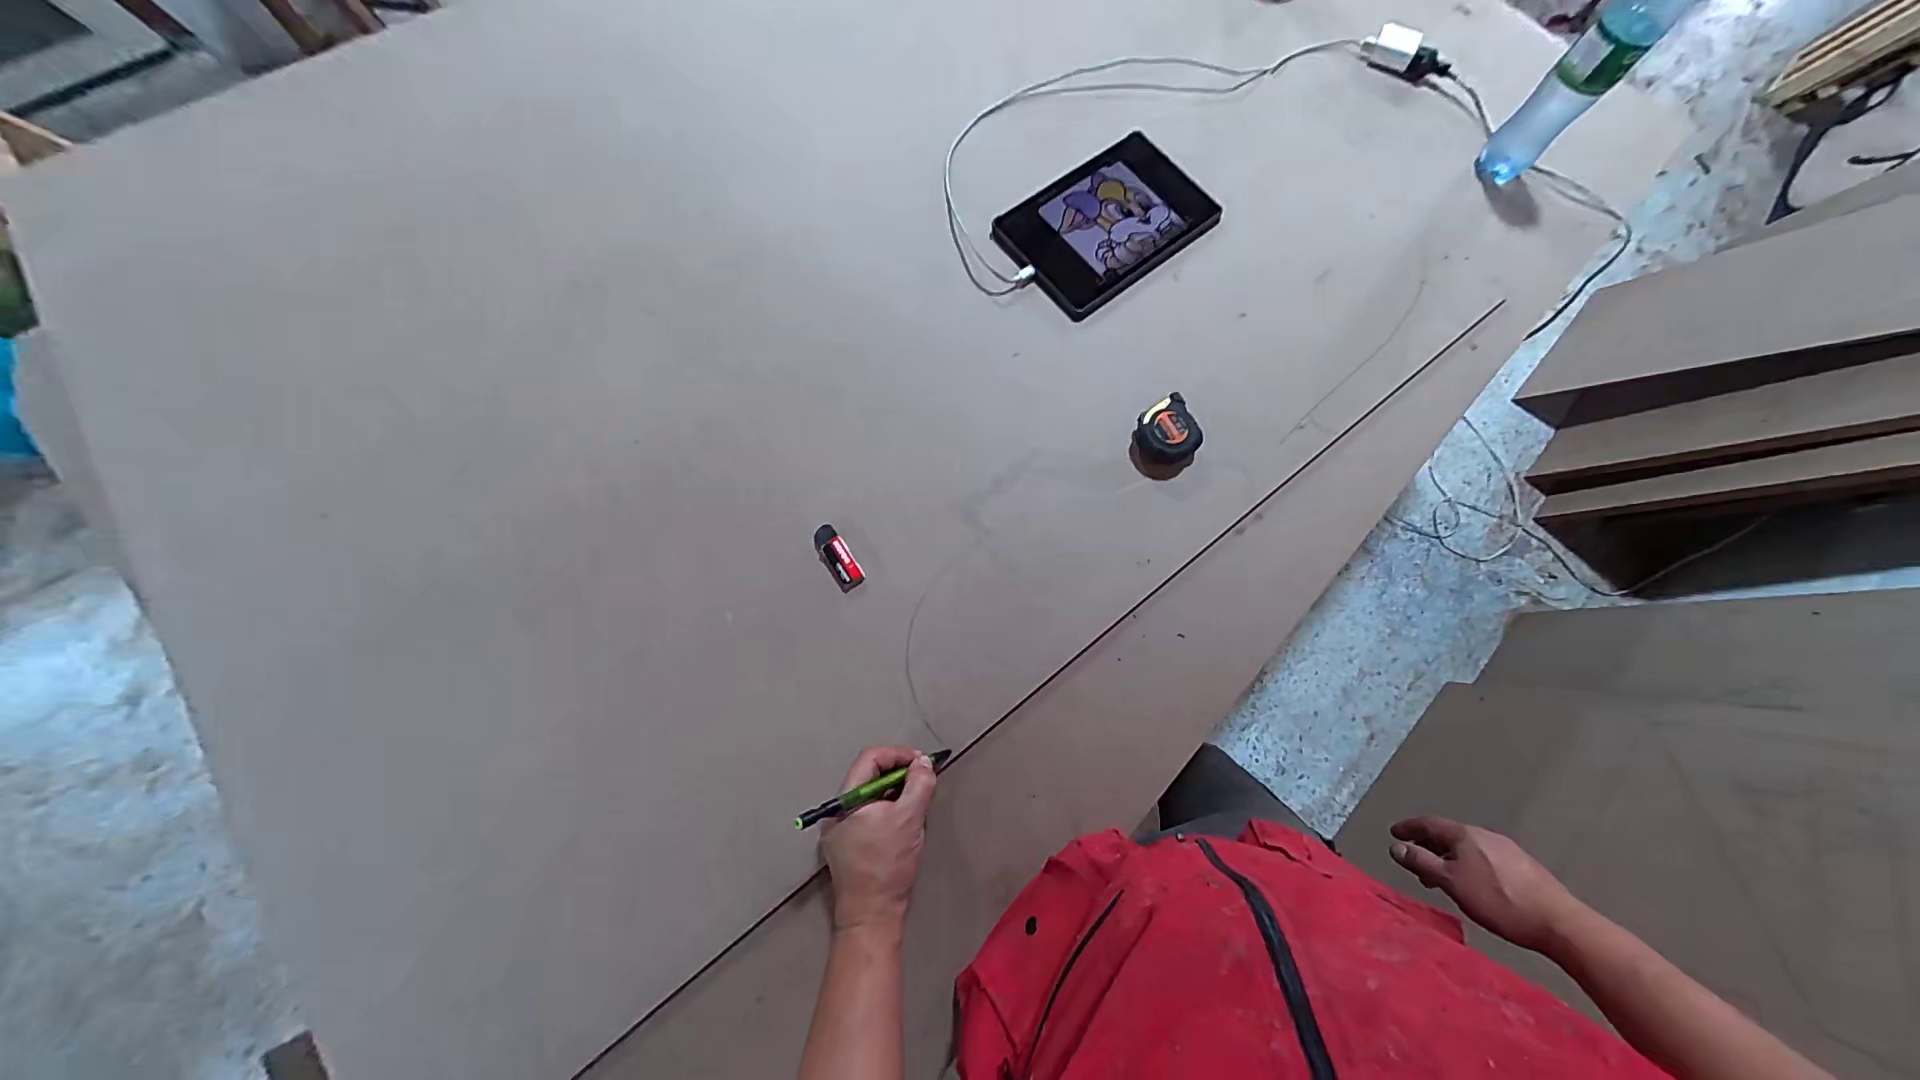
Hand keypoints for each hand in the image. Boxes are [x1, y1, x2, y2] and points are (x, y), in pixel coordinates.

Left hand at [821, 747, 936, 935]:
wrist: (871, 916)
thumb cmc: (887, 866)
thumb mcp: (910, 818)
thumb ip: (919, 784)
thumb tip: (923, 763)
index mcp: (845, 800)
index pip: (870, 758)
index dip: (898, 755)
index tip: (921, 763)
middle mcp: (837, 811)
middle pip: (869, 775)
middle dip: (898, 773)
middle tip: (922, 779)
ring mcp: (840, 830)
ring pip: (870, 796)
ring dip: (895, 792)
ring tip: (916, 801)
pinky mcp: (847, 846)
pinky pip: (868, 814)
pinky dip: (888, 810)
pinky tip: (904, 822)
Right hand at [1389, 816, 1585, 952]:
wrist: (1561, 924)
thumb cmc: (1499, 901)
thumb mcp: (1451, 882)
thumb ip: (1421, 862)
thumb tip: (1396, 847)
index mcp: (1465, 835)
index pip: (1428, 823)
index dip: (1408, 828)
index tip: (1394, 833)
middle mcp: (1486, 836)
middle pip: (1449, 835)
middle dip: (1428, 845)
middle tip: (1414, 858)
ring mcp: (1508, 851)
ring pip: (1468, 848)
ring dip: (1449, 858)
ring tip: (1441, 877)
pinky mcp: (1525, 868)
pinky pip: (1485, 858)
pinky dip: (1468, 865)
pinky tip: (1472, 883)